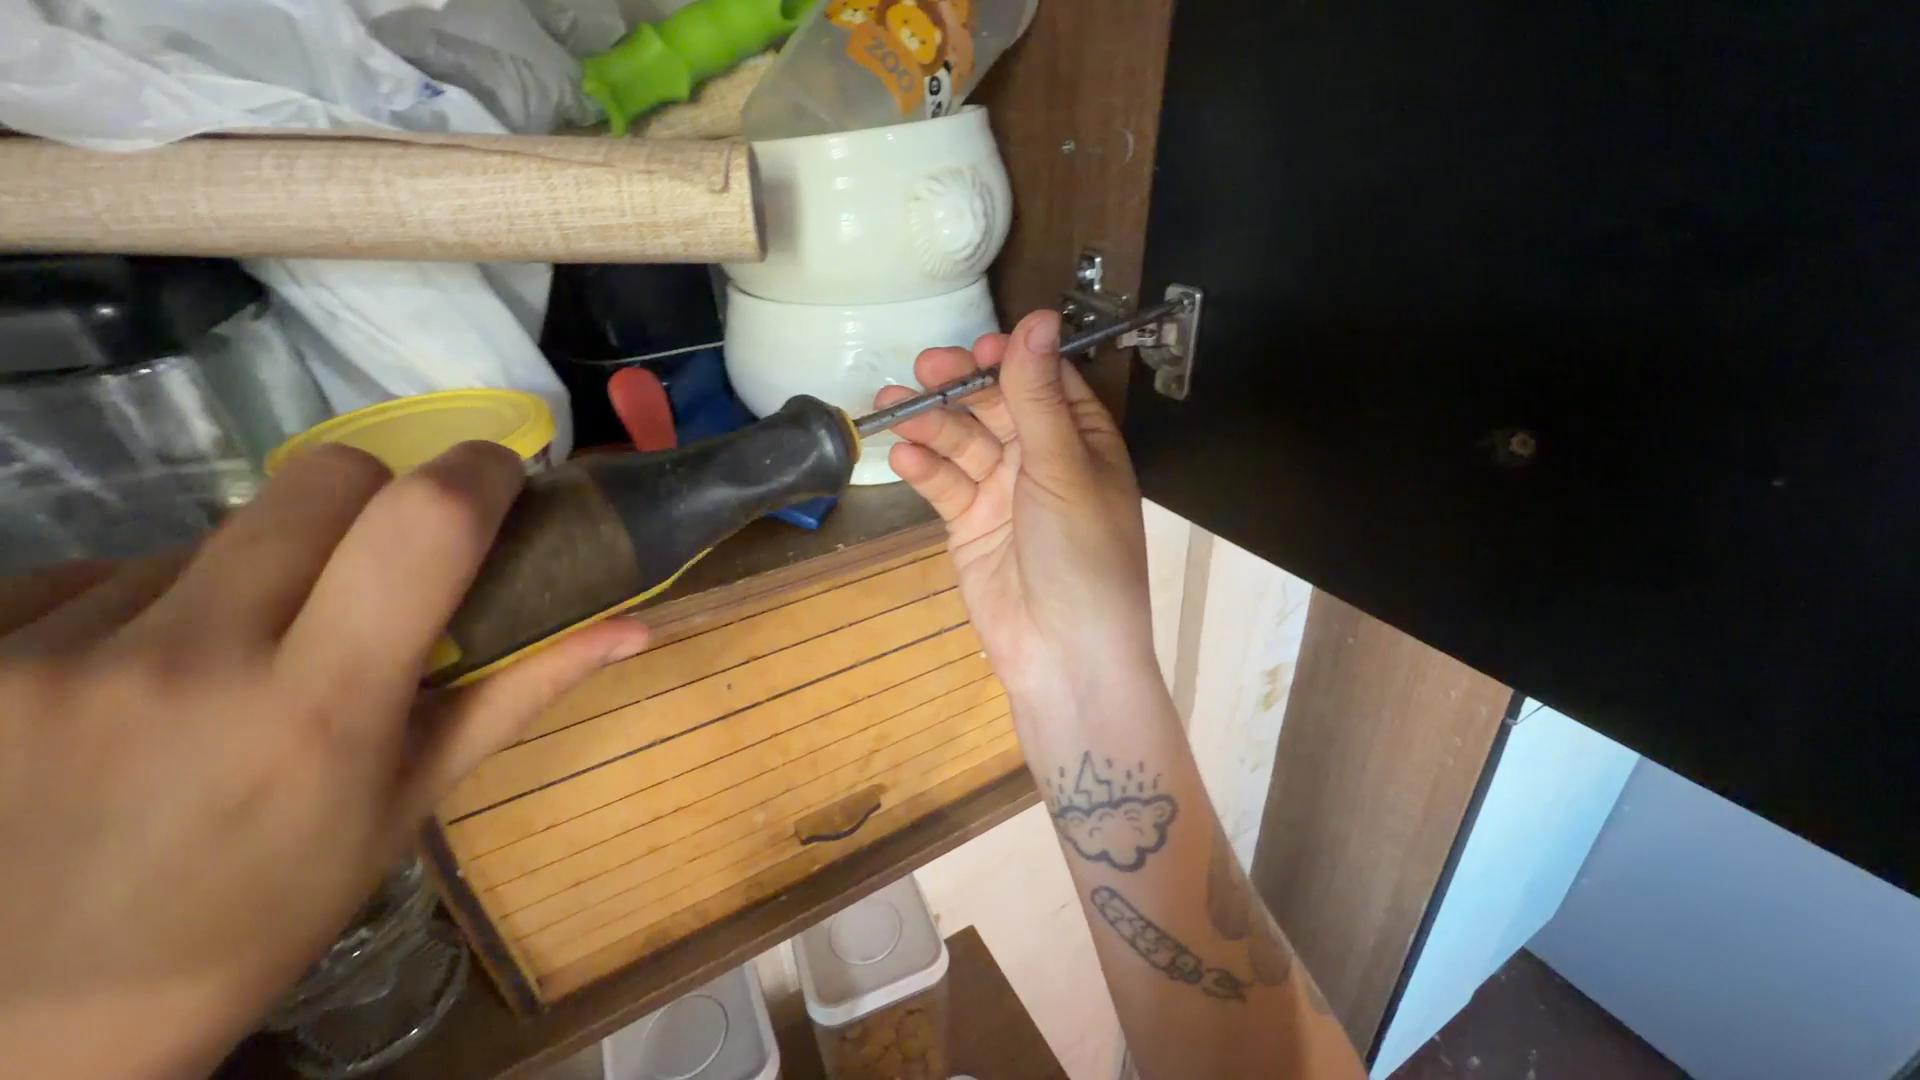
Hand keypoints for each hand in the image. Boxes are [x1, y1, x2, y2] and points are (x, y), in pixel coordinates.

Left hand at [0, 443, 649, 1078]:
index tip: (500, 473)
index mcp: (326, 705)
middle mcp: (191, 657)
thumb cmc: (270, 906)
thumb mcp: (413, 799)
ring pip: (209, 534)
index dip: (476, 471)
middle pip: (322, 479)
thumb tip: (636, 626)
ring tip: (231, 665)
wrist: (36, 1021)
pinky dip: (140, 608)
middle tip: (376, 566)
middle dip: (376, 498)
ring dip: (251, 575)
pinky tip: (127, 688)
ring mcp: (56, 654)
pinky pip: (92, 575)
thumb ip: (524, 690)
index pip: (422, 521)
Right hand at [878, 309, 1155, 708]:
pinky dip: (924, 469)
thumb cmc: (1082, 555)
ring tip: (892, 408)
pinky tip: (903, 456)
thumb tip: (1040, 317)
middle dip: (961, 387)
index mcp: (1082, 441)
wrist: (1063, 653)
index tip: (977, 348)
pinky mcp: (970, 525)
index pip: (1043, 381)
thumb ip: (1038, 396)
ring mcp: (1003, 493)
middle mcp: (1042, 460)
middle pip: (996, 406)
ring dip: (930, 424)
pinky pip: (944, 485)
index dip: (1011, 361)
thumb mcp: (1063, 468)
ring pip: (963, 443)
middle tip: (924, 370)